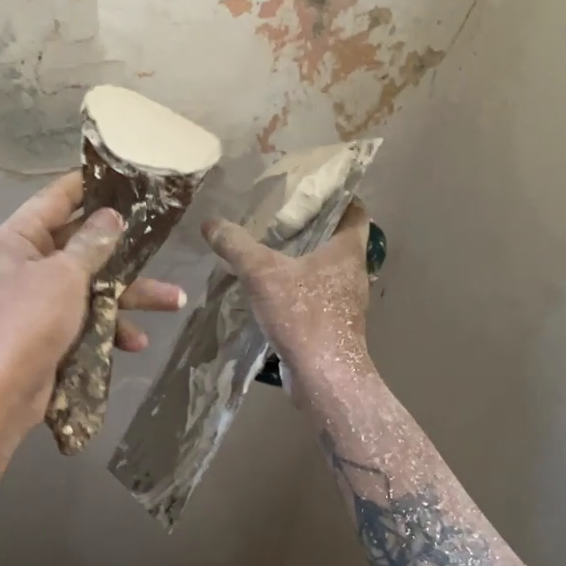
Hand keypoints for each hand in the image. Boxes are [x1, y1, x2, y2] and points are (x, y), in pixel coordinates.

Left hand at [0, 172, 185, 419]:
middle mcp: (27, 265)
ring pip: (93, 287)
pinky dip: (111, 328)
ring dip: (130, 295)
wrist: (1, 391)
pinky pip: (87, 320)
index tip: (123, 176)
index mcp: (19, 239)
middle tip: (159, 241)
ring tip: (174, 301)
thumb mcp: (65, 275)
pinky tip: (136, 342)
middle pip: (82, 246)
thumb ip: (92, 244)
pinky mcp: (51, 334)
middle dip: (124, 252)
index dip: (89, 186)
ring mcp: (39, 302)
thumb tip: (110, 217)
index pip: (56, 199)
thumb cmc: (29, 320)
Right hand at [202, 199, 373, 382]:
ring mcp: (346, 302)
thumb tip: (210, 222)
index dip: (338, 196)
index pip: (355, 211)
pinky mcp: (334, 326)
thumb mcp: (262, 273)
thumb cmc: (303, 316)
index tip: (312, 188)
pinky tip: (271, 291)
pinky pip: (315, 297)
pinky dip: (297, 289)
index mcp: (347, 251)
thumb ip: (236, 245)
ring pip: (325, 271)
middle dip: (312, 228)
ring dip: (303, 261)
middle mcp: (352, 273)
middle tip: (280, 217)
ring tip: (270, 251)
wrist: (323, 377)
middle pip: (337, 240)